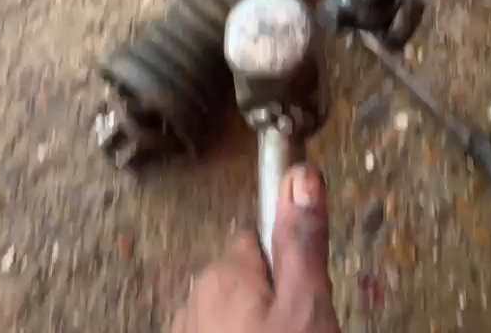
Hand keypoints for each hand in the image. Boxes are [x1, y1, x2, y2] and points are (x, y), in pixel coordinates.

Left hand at [170, 165, 338, 332]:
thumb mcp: (304, 309)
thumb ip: (301, 243)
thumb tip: (302, 173)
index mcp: (222, 273)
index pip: (259, 240)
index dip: (287, 264)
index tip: (305, 293)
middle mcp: (194, 296)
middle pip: (245, 275)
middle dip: (271, 295)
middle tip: (298, 327)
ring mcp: (185, 329)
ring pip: (231, 310)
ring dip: (253, 322)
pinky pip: (218, 330)